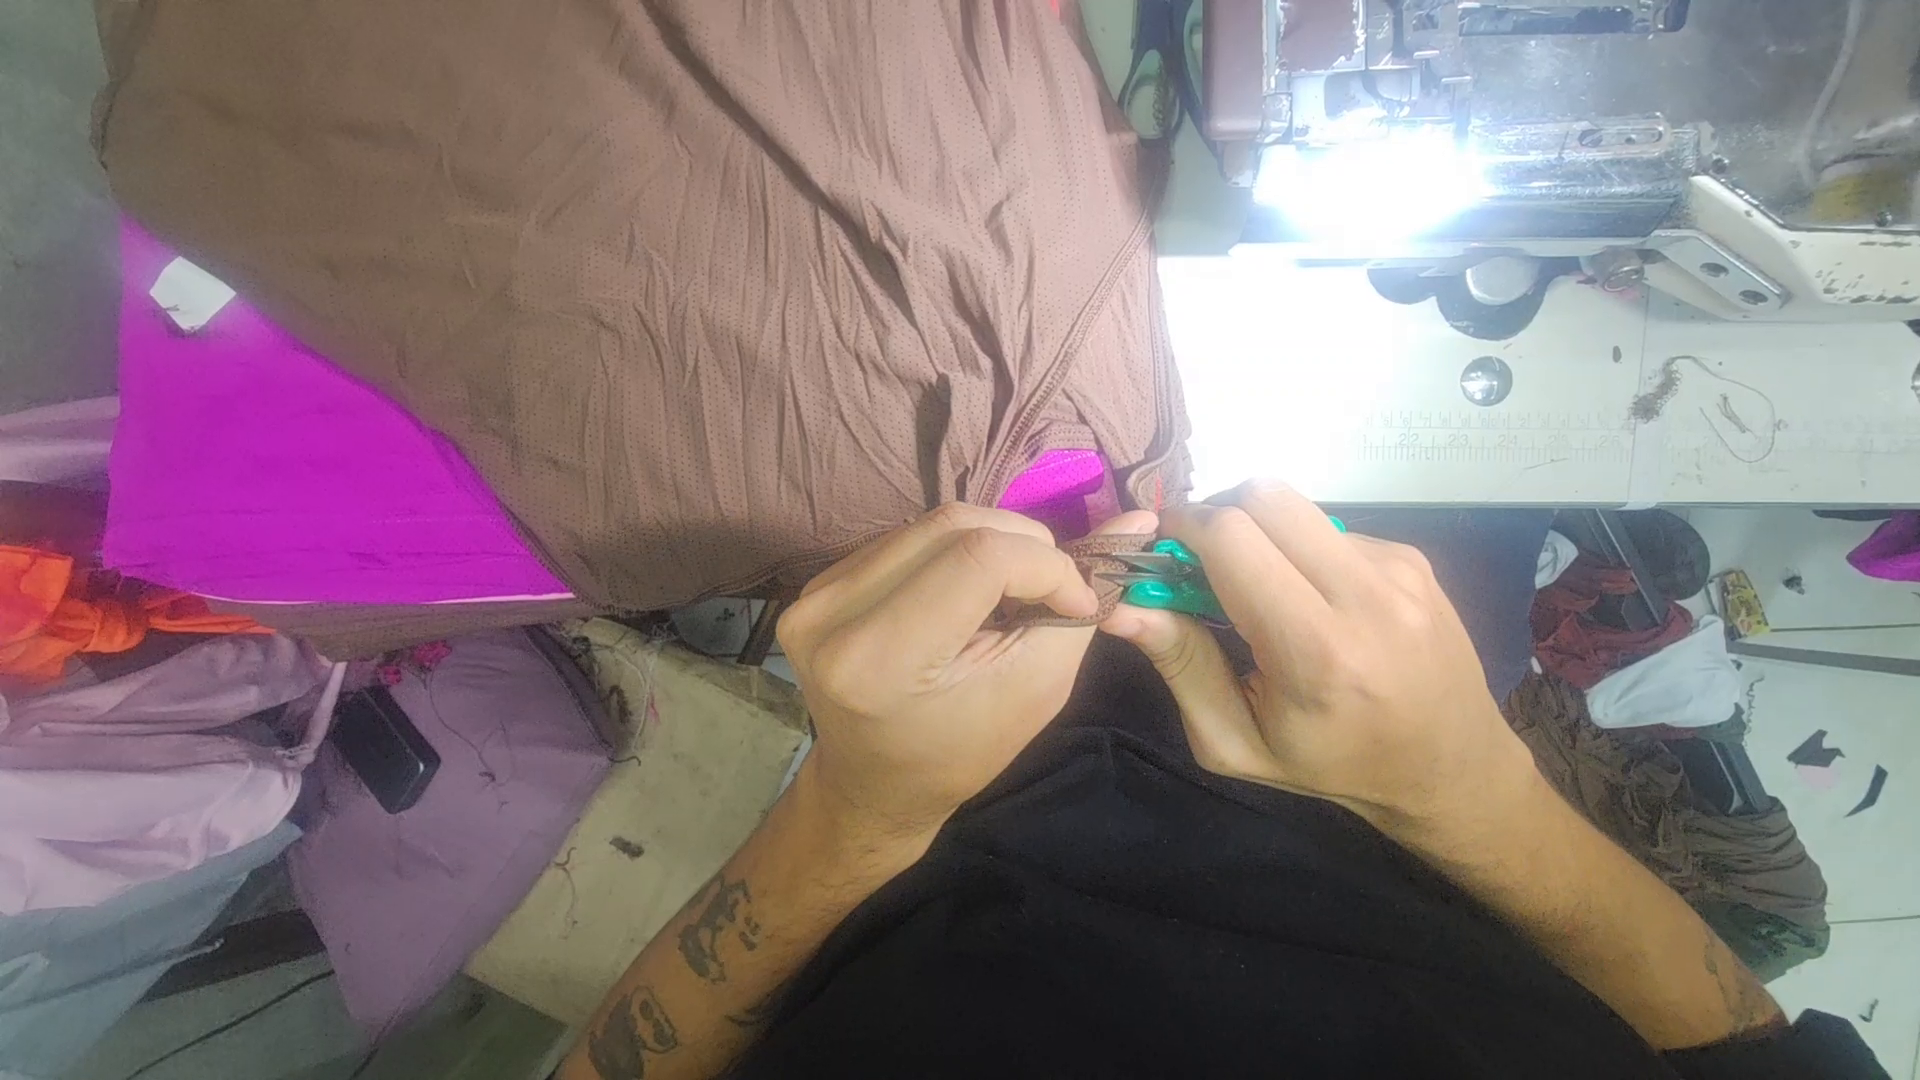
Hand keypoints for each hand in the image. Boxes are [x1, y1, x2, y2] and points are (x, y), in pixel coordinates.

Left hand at [780, 504, 1160, 843]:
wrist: (873, 787)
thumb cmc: (959, 755)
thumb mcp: (1033, 692)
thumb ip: (1076, 609)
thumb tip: (1131, 524)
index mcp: (880, 659)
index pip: (979, 559)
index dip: (1047, 565)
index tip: (1079, 599)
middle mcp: (833, 616)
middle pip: (953, 526)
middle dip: (1024, 544)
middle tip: (1053, 587)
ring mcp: (815, 595)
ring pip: (930, 524)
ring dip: (991, 542)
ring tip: (1014, 590)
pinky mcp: (816, 585)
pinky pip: (906, 539)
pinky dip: (954, 551)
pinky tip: (969, 591)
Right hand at [1101, 482, 1541, 842]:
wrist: (1453, 771)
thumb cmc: (1331, 764)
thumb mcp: (1234, 741)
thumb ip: (1180, 665)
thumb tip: (1120, 606)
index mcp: (1316, 650)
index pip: (1232, 538)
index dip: (1183, 527)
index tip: (1162, 547)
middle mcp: (1366, 595)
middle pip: (1263, 497)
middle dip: (1217, 516)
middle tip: (1201, 560)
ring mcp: (1398, 569)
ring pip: (1296, 506)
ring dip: (1258, 531)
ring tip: (1259, 586)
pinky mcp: (1413, 559)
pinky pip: (1329, 526)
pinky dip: (1298, 548)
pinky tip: (1308, 596)